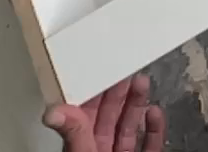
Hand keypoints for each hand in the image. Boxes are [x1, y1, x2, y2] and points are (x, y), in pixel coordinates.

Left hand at [43, 74, 164, 151]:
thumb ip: (74, 133)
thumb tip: (51, 111)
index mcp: (82, 148)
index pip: (85, 113)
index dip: (94, 89)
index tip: (101, 66)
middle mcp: (99, 151)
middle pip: (109, 115)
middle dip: (119, 89)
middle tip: (125, 64)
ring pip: (129, 126)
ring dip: (137, 103)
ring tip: (142, 81)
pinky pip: (149, 144)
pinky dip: (155, 128)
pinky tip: (155, 113)